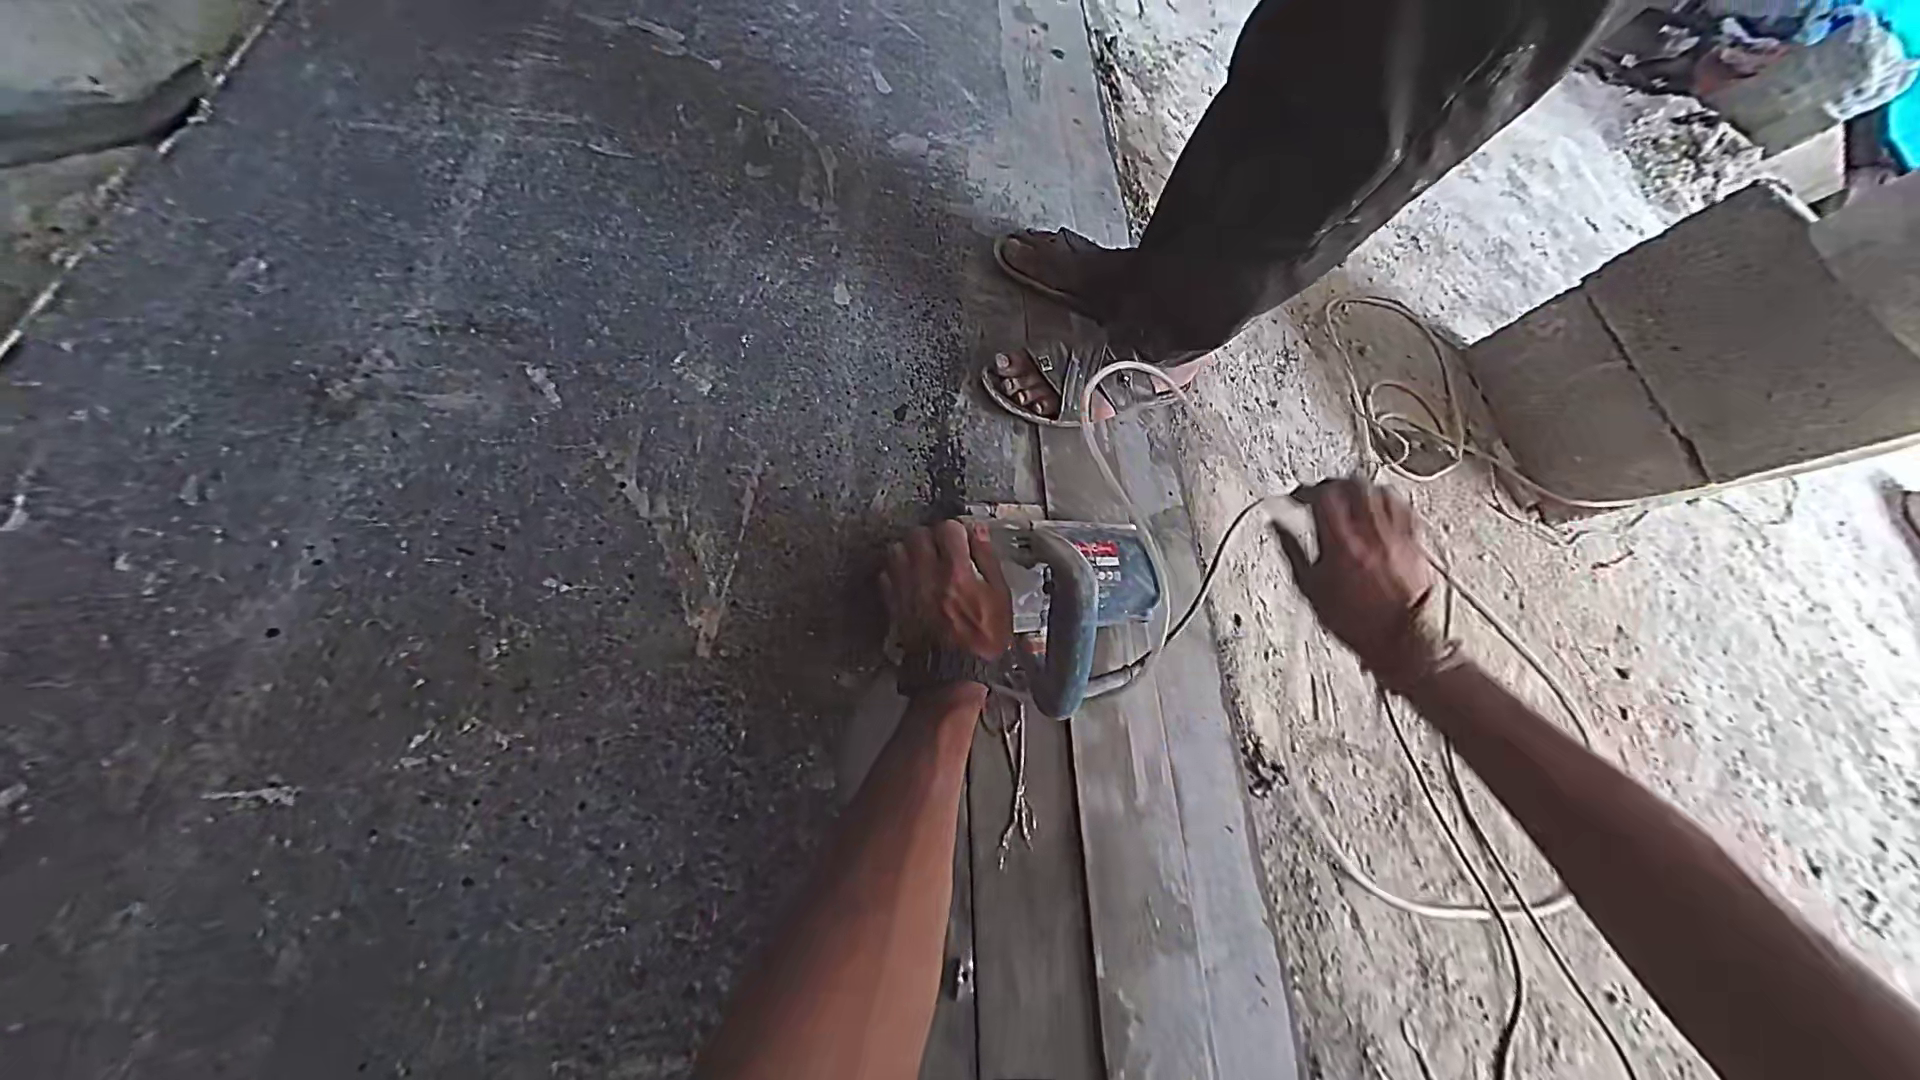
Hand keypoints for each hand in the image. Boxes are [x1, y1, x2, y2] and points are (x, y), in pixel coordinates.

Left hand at [880, 520, 1012, 663]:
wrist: (953, 675)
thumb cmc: (980, 642)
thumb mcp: (1000, 599)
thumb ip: (988, 561)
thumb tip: (980, 535)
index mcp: (956, 572)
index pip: (949, 528)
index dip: (957, 530)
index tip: (961, 538)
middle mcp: (927, 576)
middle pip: (918, 534)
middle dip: (931, 536)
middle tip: (942, 548)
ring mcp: (907, 589)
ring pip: (897, 549)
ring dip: (910, 550)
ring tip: (923, 559)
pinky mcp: (895, 604)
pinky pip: (885, 574)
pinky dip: (895, 571)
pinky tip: (910, 578)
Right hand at [1275, 478, 1448, 689]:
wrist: (1398, 639)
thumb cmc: (1355, 621)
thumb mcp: (1308, 587)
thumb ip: (1291, 549)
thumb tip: (1276, 526)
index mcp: (1340, 543)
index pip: (1322, 497)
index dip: (1305, 491)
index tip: (1296, 497)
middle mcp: (1370, 534)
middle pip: (1353, 486)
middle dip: (1332, 484)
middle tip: (1320, 493)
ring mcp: (1395, 536)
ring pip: (1380, 491)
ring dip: (1360, 488)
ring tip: (1348, 496)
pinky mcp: (1414, 543)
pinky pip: (1403, 509)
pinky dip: (1387, 501)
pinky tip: (1378, 507)